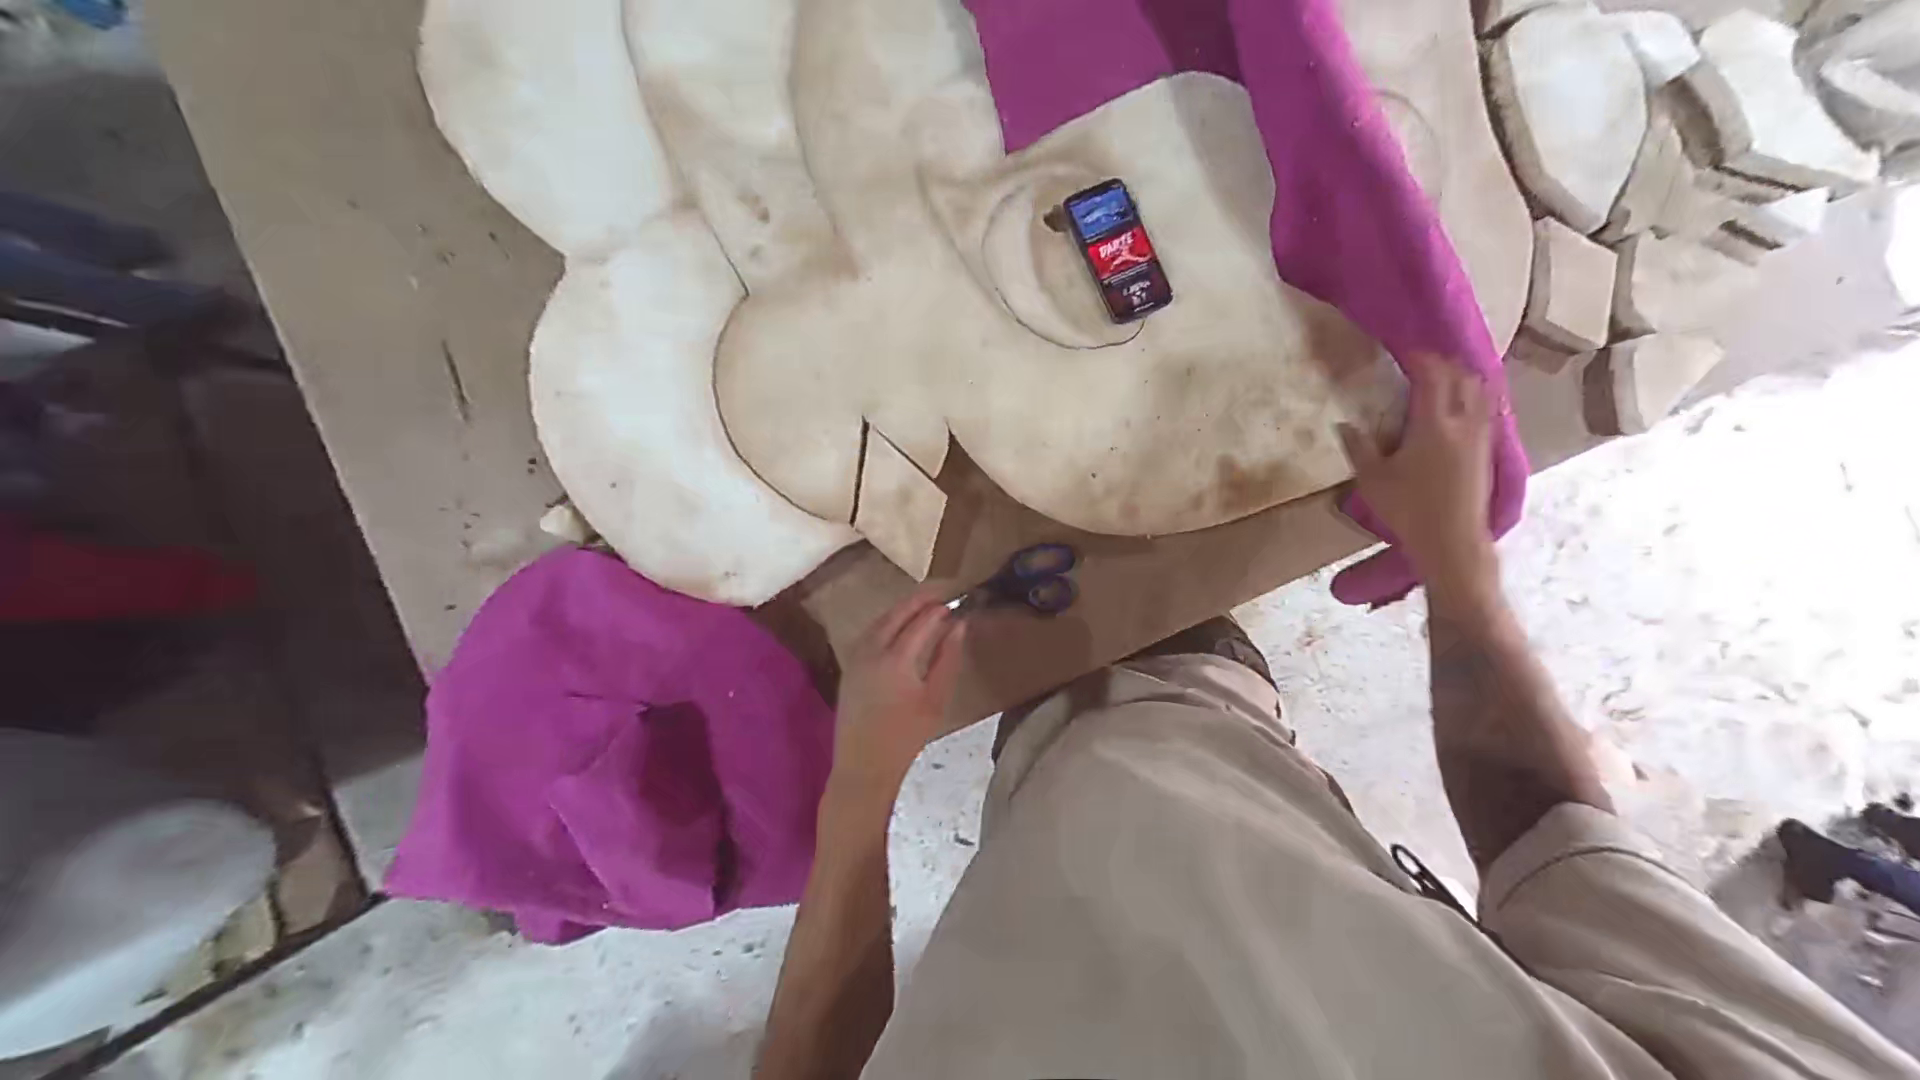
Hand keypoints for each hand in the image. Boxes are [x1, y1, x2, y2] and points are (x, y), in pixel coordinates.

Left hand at [828, 590, 966, 806]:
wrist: (865, 763)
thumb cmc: (907, 735)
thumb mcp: (936, 698)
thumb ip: (948, 657)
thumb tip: (959, 625)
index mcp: (897, 658)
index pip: (922, 619)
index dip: (941, 607)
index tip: (958, 600)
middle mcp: (873, 649)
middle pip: (899, 611)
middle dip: (921, 598)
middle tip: (944, 592)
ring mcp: (857, 655)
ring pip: (882, 618)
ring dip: (904, 607)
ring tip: (927, 604)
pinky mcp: (850, 664)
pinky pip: (871, 631)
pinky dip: (889, 621)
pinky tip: (902, 625)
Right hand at [1340, 353, 1498, 605]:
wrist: (1452, 539)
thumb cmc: (1407, 508)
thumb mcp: (1372, 479)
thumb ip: (1359, 447)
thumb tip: (1344, 424)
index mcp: (1433, 425)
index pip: (1432, 377)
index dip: (1419, 358)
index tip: (1404, 349)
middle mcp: (1463, 423)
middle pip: (1461, 377)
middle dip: (1442, 363)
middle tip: (1421, 359)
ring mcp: (1480, 435)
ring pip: (1479, 390)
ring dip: (1461, 376)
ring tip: (1442, 375)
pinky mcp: (1486, 449)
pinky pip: (1485, 408)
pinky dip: (1472, 395)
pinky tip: (1459, 403)